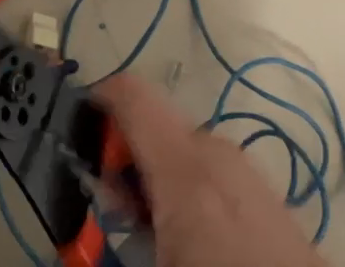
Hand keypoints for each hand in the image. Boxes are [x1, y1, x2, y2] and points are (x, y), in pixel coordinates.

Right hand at [96, 76, 323, 266]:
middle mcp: (219, 158)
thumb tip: (74, 243)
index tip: (73, 143)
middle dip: (121, 160)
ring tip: (149, 238)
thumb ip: (109, 240)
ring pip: (182, 152)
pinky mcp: (271, 201)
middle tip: (110, 215)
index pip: (129, 94)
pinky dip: (186, 193)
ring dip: (153, 180)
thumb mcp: (150, 263)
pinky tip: (190, 245)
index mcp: (186, 170)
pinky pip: (212, 174)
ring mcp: (251, 177)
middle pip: (150, 127)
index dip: (92, 103)